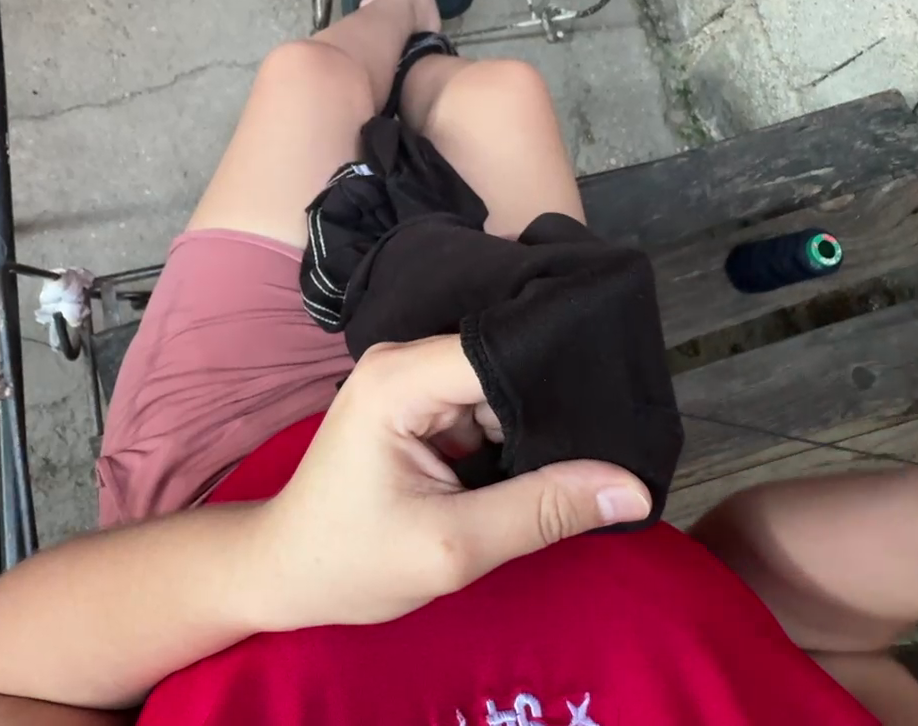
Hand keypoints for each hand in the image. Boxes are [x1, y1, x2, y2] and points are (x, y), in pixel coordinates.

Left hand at [249, 334, 650, 629]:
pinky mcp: (413, 403)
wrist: (285, 571)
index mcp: (399, 377)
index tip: (623, 395)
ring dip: (530, 423)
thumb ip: (541, 510)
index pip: (499, 347)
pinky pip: (477, 404)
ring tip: (582, 459)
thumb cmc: (352, 561)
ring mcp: (405, 379)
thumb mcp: (453, 546)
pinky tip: (537, 461)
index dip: (560, 369)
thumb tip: (631, 487)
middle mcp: (401, 360)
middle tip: (613, 442)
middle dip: (549, 403)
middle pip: (499, 362)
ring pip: (494, 386)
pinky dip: (506, 434)